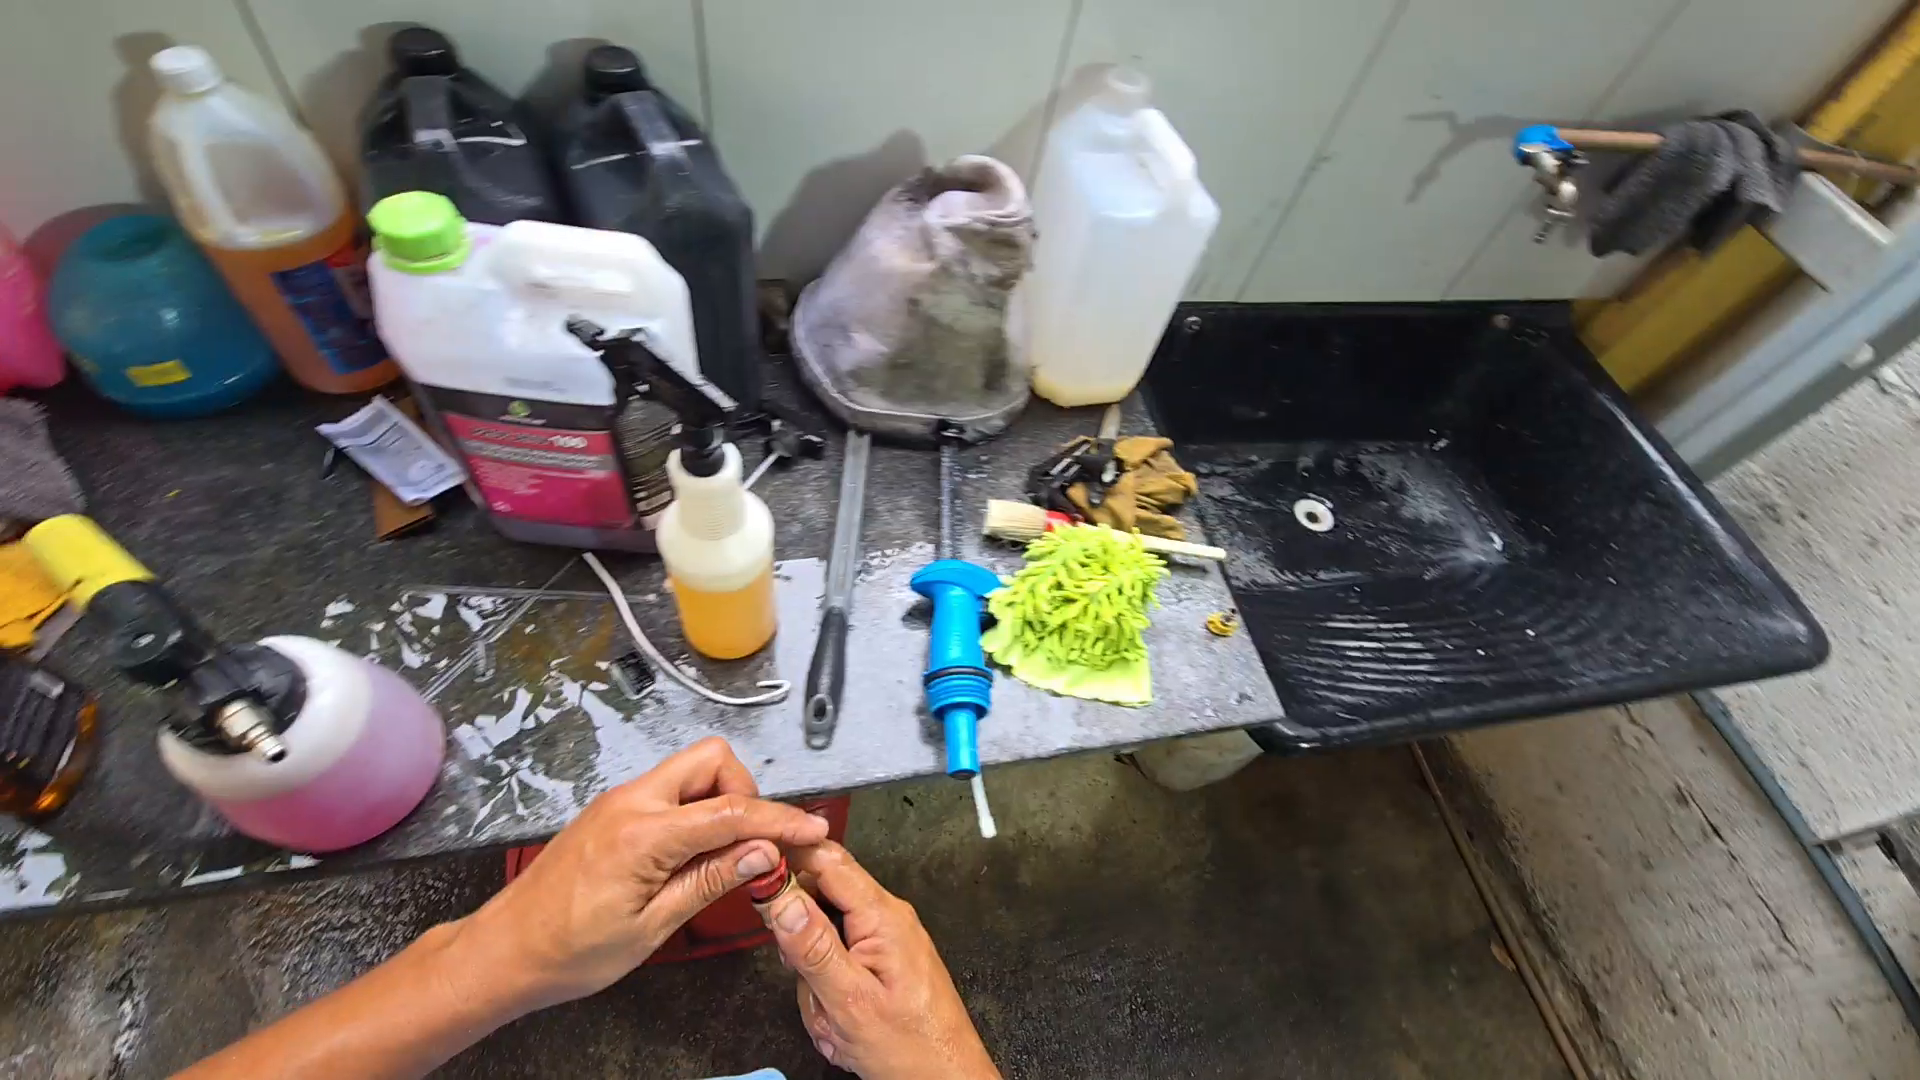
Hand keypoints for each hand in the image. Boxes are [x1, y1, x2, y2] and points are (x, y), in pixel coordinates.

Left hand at [451, 737, 829, 1011]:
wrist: (501, 952)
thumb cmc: (572, 953)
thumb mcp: (651, 927)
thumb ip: (712, 880)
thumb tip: (765, 852)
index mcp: (645, 833)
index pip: (731, 811)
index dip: (779, 819)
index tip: (814, 829)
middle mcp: (634, 800)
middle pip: (712, 758)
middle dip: (744, 789)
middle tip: (749, 839)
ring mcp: (622, 799)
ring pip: (693, 768)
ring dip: (721, 798)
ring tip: (723, 852)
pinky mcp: (616, 807)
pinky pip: (672, 788)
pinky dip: (697, 808)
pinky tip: (693, 851)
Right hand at [761, 842, 999, 1079]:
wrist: (947, 1078)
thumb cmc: (909, 1045)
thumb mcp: (850, 1001)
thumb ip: (813, 947)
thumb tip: (782, 897)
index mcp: (880, 913)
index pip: (827, 860)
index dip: (790, 858)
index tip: (756, 874)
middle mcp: (885, 913)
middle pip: (822, 896)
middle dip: (801, 936)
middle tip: (801, 978)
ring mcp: (886, 935)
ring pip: (826, 933)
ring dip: (815, 974)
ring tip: (831, 1015)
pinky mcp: (884, 957)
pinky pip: (841, 956)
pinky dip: (829, 986)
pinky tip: (838, 1017)